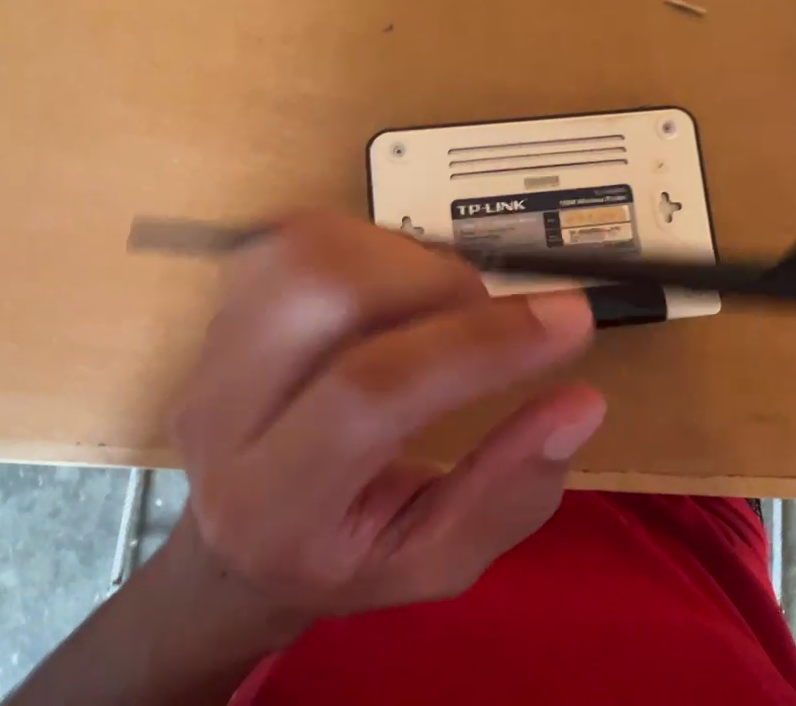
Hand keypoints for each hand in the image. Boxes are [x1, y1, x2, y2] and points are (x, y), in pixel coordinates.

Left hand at [169, 211, 604, 644]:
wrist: (236, 538)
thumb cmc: (346, 556)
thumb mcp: (439, 561)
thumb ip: (512, 492)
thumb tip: (582, 404)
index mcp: (275, 504)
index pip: (369, 395)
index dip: (479, 345)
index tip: (571, 321)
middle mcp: (222, 415)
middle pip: (327, 292)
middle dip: (439, 283)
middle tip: (488, 316)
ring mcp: (212, 347)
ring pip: (311, 248)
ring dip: (405, 257)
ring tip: (441, 305)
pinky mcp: (222, 302)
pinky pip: (301, 235)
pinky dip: (372, 245)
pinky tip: (394, 292)